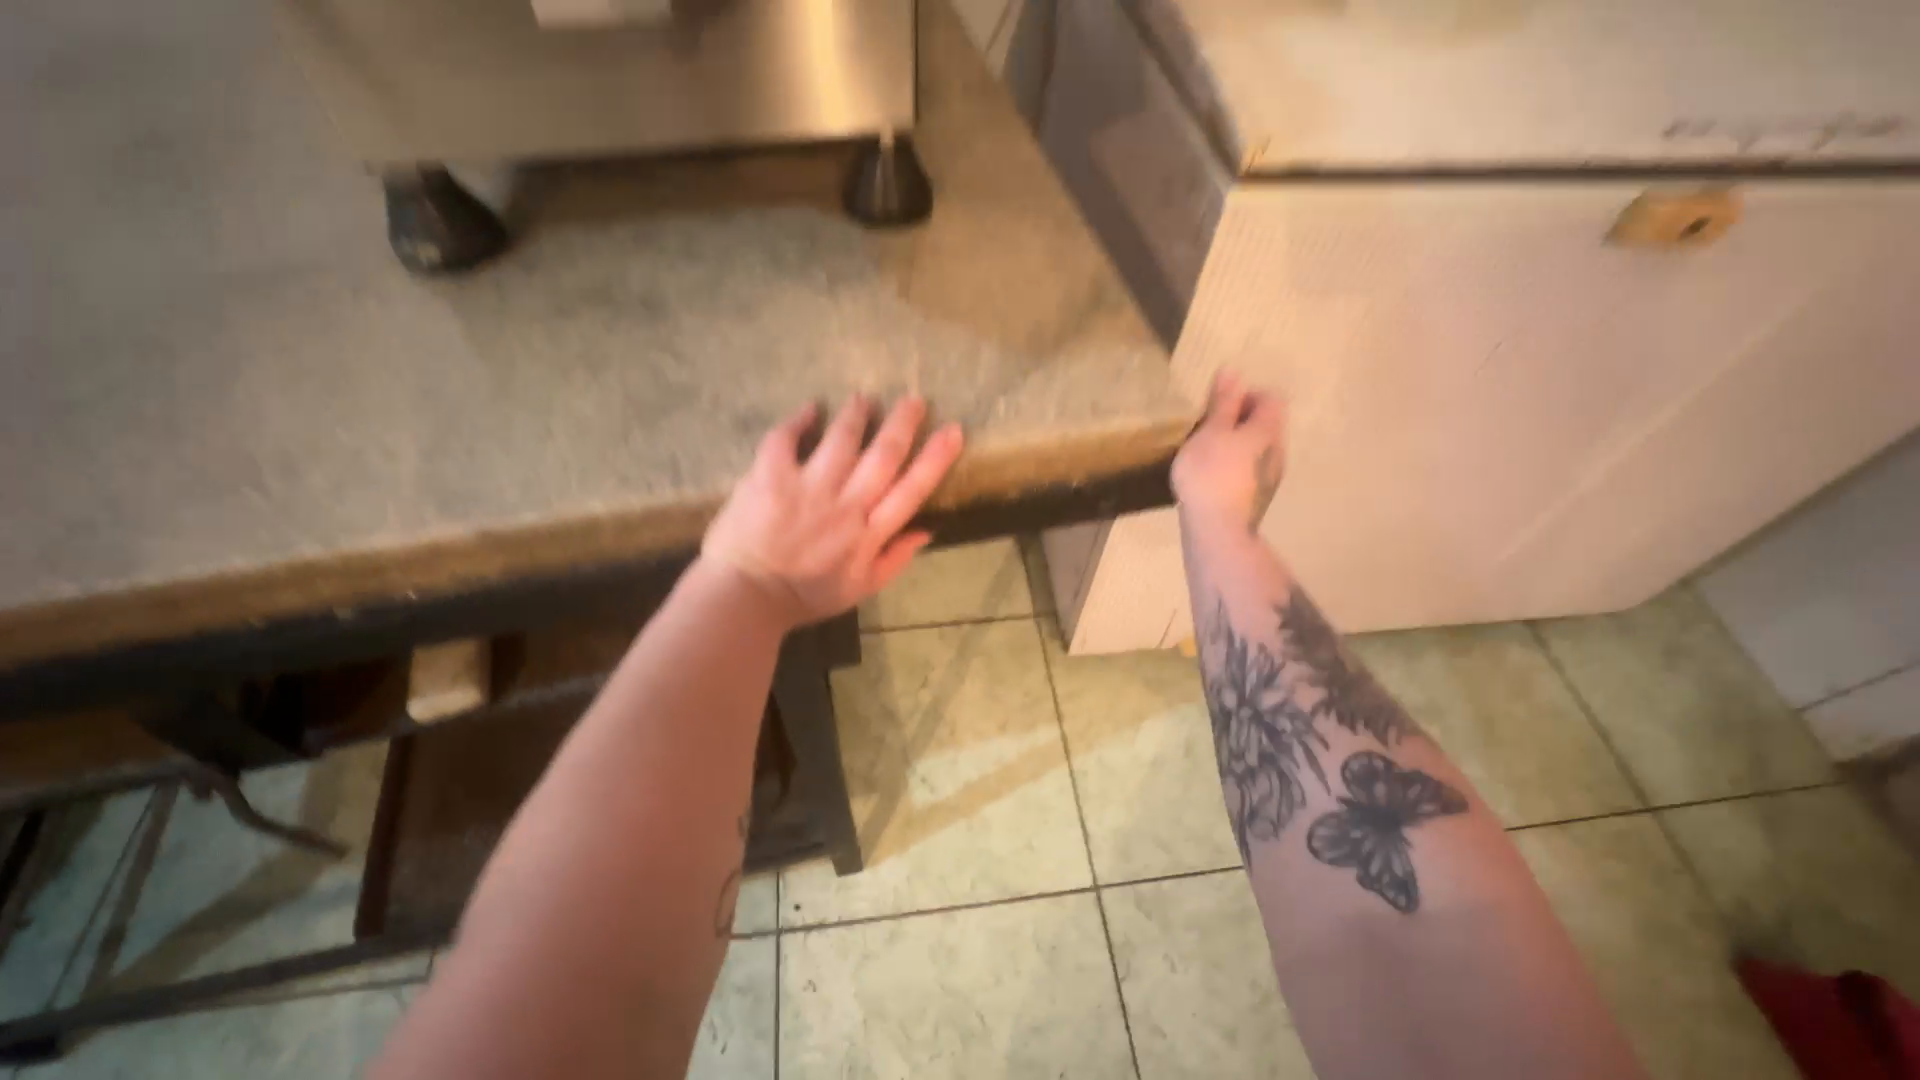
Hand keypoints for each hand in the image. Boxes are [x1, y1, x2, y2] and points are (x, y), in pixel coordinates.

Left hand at [701, 395, 964, 627]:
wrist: (744, 598)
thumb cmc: (804, 597)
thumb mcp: (859, 590)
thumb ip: (894, 560)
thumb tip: (926, 530)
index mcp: (869, 533)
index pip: (912, 489)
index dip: (936, 458)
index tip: (953, 430)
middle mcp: (845, 504)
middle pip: (883, 455)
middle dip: (902, 423)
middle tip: (914, 399)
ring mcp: (807, 488)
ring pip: (842, 439)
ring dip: (856, 415)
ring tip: (864, 398)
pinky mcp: (770, 477)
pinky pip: (786, 438)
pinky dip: (799, 420)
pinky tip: (810, 408)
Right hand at [1171, 369, 1285, 531]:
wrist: (1218, 531)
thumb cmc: (1210, 475)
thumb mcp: (1210, 432)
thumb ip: (1223, 403)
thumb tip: (1234, 371)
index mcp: (1268, 430)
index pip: (1270, 397)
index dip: (1246, 395)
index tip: (1218, 406)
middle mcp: (1278, 450)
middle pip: (1266, 423)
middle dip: (1240, 420)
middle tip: (1209, 428)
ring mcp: (1271, 477)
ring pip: (1258, 448)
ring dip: (1237, 445)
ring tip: (1207, 454)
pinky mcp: (1259, 497)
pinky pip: (1251, 470)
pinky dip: (1235, 466)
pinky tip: (1212, 479)